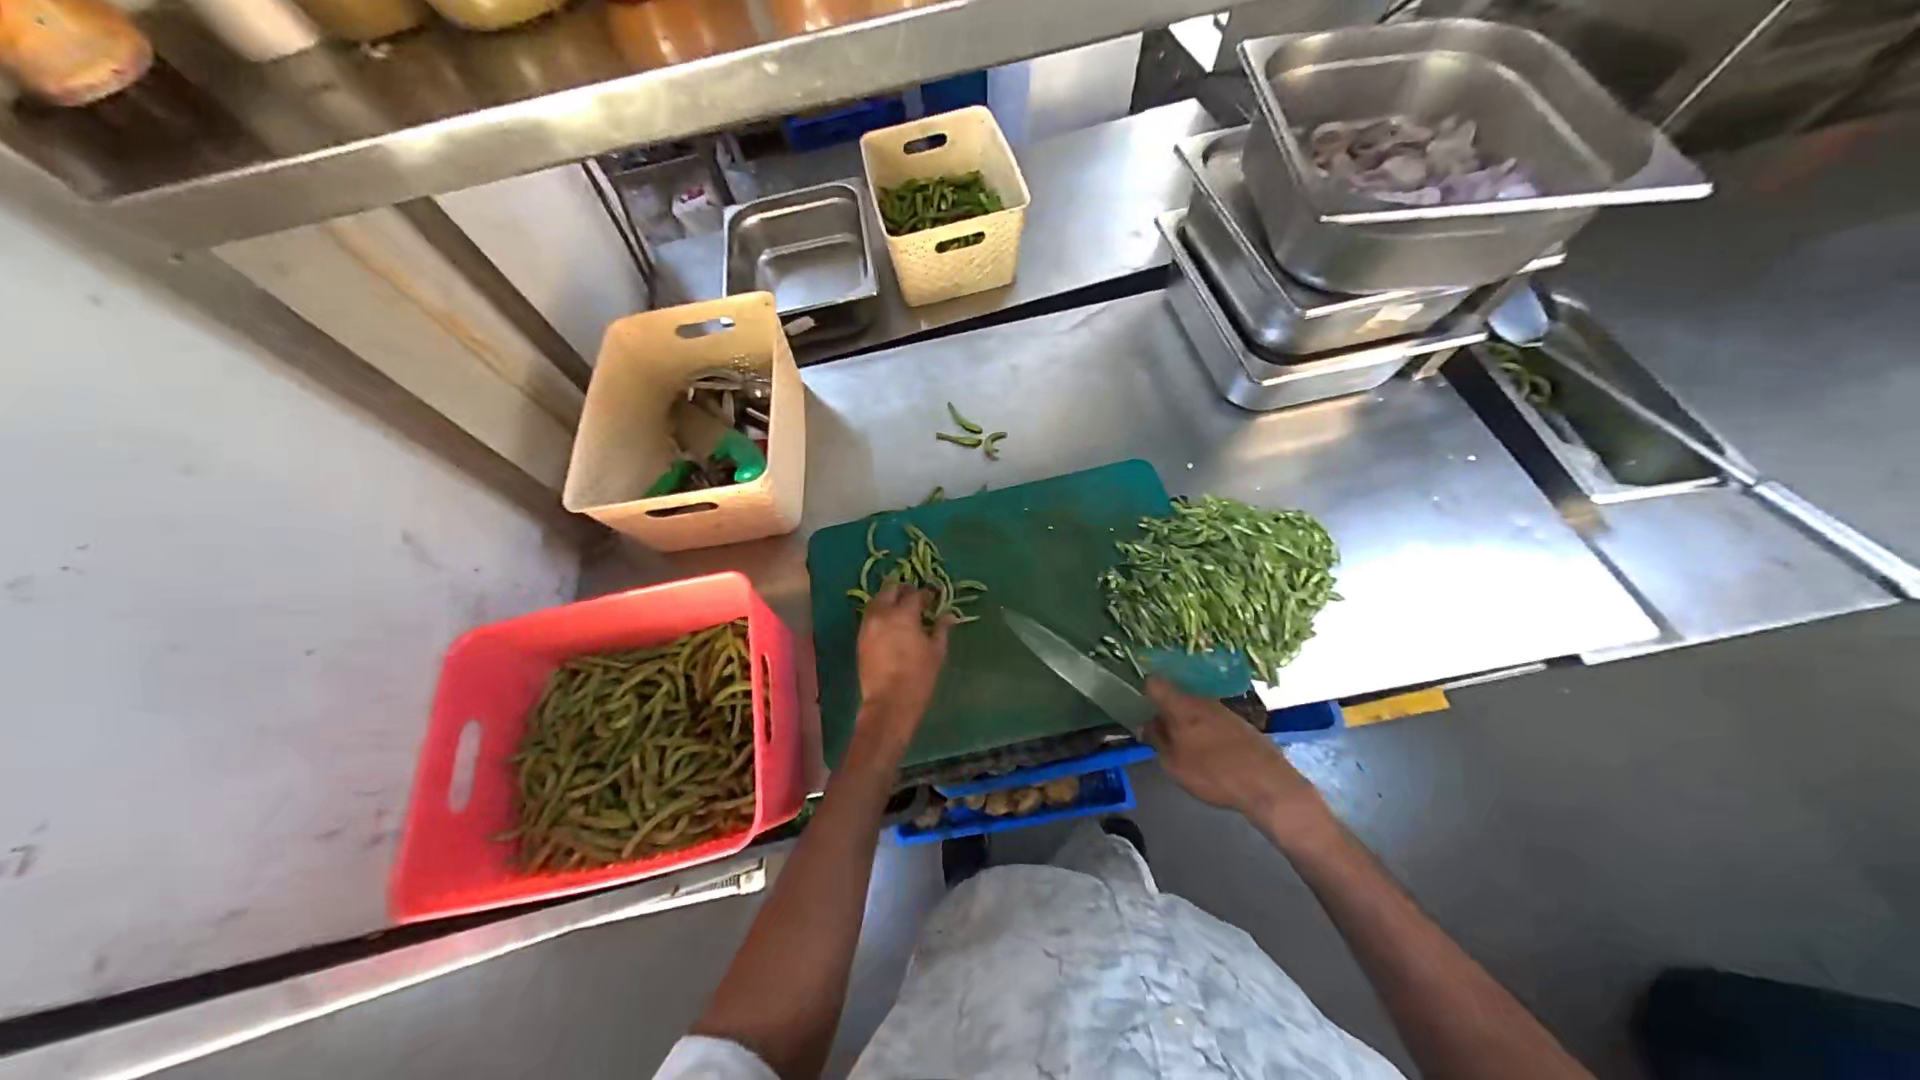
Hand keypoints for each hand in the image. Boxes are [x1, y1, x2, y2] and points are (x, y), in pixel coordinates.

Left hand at [855, 585, 952, 745]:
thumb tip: (948, 615)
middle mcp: (882, 614)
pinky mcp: (860, 638)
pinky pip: (870, 616)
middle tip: (915, 596)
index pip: (915, 594)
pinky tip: (890, 622)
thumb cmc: (918, 676)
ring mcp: (868, 625)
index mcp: (903, 614)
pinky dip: (880, 612)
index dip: (926, 594)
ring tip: (901, 607)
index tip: (934, 598)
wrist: (889, 702)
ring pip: (876, 601)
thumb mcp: (936, 651)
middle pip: (890, 590)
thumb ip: (941, 629)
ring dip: (889, 599)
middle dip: (903, 589)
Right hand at [1143, 678, 1330, 834]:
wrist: (1268, 784)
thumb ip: (1157, 741)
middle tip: (1161, 734)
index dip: (1144, 692)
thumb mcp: (1174, 764)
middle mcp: (1202, 700)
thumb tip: (1147, 725)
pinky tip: (1210, 752)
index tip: (1140, 708)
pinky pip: (1213, 719)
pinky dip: (1206, 730)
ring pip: (1196, 708)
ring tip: (1185, 746)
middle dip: (1166, 711)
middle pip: (1176, 696)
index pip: (1155, 683)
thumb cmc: (1213, 774)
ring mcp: (1224, 710)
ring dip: (1187, 721)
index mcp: (1181, 706)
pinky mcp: (1241, 723)